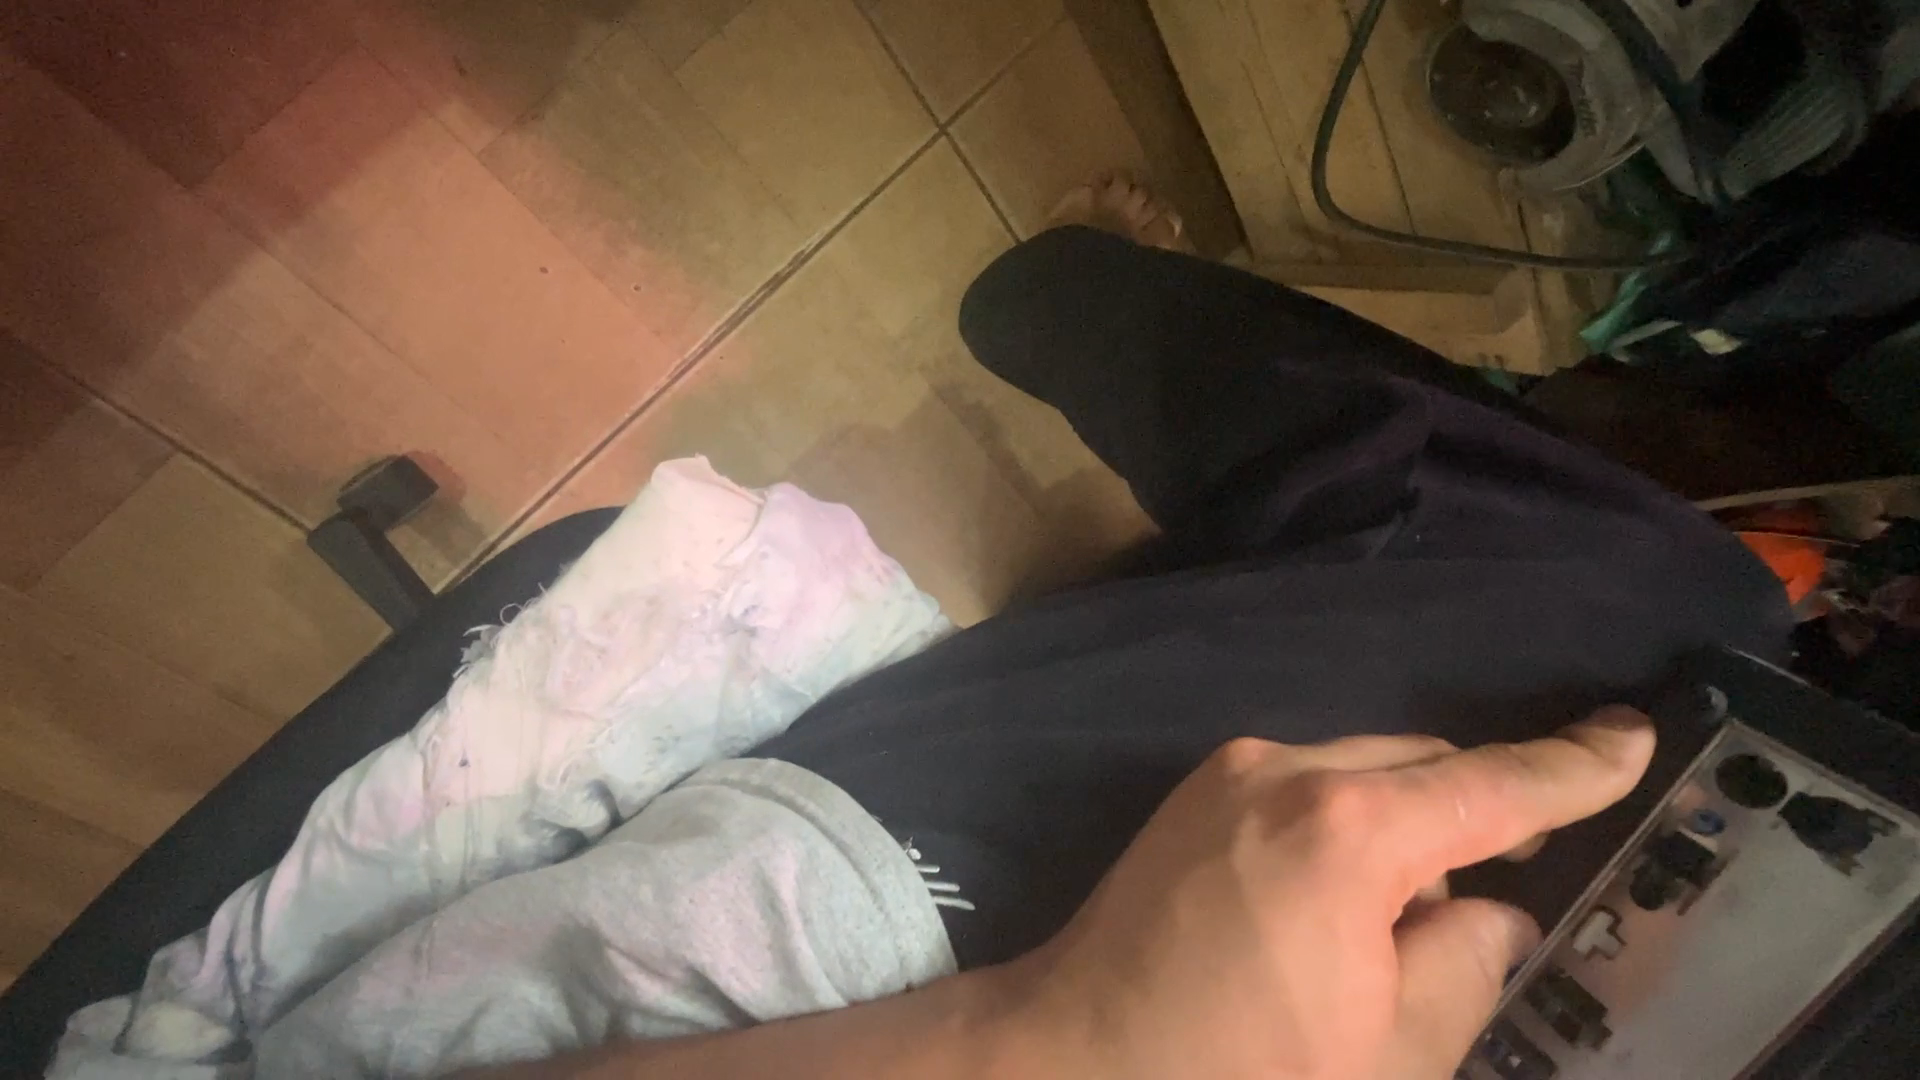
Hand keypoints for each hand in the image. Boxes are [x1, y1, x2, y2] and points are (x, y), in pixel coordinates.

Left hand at [992, 707, 1655, 1078]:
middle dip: (1480, 802)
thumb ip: (1464, 963)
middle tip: (1525, 858)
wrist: (1085, 1048)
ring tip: (1424, 893)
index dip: (1570, 763)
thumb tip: (1492, 909)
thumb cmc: (1241, 1068)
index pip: (1490, 783)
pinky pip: (1302, 782)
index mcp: (1347, 828)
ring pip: (1358, 767)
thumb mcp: (1392, 1048)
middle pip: (1419, 763)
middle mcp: (1284, 769)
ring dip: (1408, 813)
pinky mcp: (1195, 788)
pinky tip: (1343, 882)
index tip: (1628, 733)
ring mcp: (1229, 770)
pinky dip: (1346, 814)